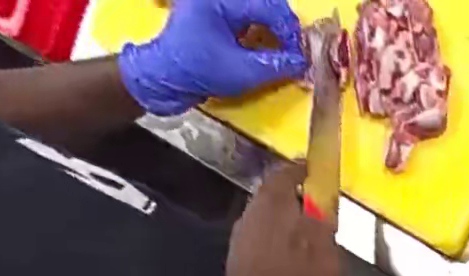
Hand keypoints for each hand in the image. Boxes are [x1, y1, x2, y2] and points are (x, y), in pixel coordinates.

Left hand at [118, 0, 306, 114]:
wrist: (166, 75)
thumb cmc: (198, 70)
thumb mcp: (242, 71)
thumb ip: (275, 65)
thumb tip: (301, 63)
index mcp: (222, 0)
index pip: (269, 7)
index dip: (290, 33)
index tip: (303, 56)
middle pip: (267, 3)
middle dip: (286, 29)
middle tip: (299, 55)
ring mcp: (219, 4)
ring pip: (261, 8)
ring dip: (278, 30)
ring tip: (288, 54)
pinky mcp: (219, 14)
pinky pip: (250, 16)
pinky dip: (265, 31)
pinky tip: (272, 49)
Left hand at [224, 161, 341, 275]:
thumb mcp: (329, 252)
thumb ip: (327, 231)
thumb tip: (324, 220)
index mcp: (275, 198)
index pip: (288, 171)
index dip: (303, 170)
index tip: (314, 171)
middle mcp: (252, 210)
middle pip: (275, 198)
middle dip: (295, 205)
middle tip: (314, 215)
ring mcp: (241, 236)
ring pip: (268, 223)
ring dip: (285, 231)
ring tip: (305, 248)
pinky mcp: (238, 261)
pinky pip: (263, 247)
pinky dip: (277, 251)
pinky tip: (289, 269)